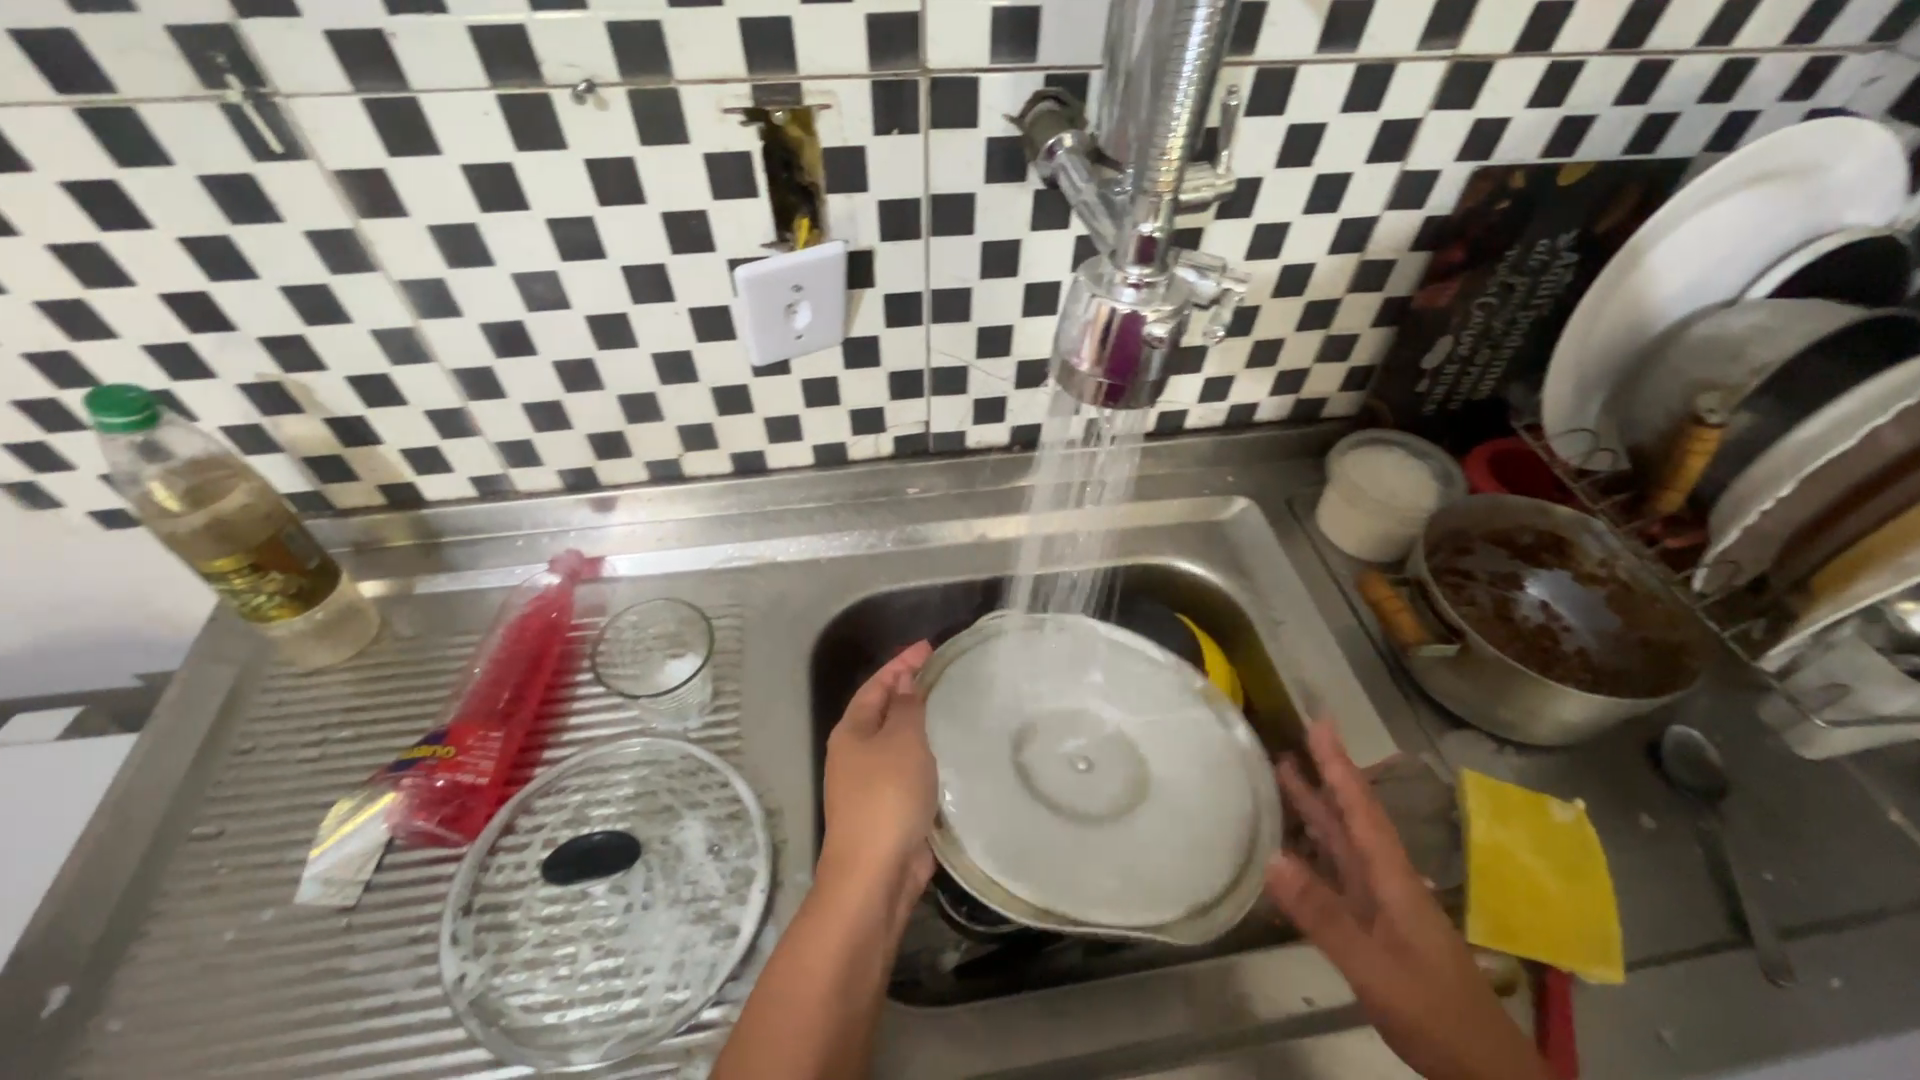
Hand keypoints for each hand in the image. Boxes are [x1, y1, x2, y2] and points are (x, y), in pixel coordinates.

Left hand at [820, 641, 936, 914]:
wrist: (875, 871)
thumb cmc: (887, 796)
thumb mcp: (902, 741)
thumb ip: (907, 708)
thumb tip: (905, 683)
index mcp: (852, 730)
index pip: (877, 685)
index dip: (902, 664)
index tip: (930, 647)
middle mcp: (856, 753)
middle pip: (886, 712)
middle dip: (913, 692)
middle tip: (949, 676)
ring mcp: (871, 784)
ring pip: (900, 744)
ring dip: (924, 727)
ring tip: (959, 710)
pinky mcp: (891, 810)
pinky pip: (912, 772)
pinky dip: (931, 759)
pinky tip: (956, 757)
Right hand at [1267, 722, 1549, 1079]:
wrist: (1482, 1067)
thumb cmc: (1434, 1012)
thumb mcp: (1374, 966)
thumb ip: (1324, 916)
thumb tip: (1273, 858)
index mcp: (1393, 880)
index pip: (1362, 811)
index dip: (1340, 766)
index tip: (1321, 724)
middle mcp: (1388, 884)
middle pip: (1352, 821)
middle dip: (1324, 780)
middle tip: (1289, 745)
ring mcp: (1384, 909)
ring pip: (1345, 848)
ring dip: (1318, 813)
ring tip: (1285, 782)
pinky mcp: (1377, 932)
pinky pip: (1339, 879)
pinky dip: (1315, 857)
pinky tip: (1294, 856)